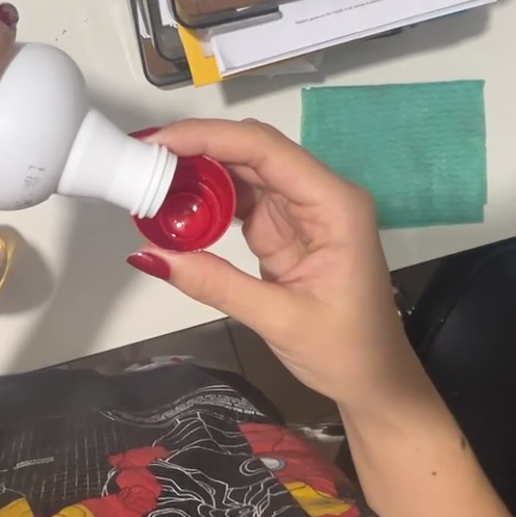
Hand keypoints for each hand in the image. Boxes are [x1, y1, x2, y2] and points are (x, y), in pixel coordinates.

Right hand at [130, 119, 422, 411]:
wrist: (372, 379)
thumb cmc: (346, 350)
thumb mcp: (280, 319)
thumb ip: (215, 284)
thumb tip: (151, 255)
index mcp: (334, 205)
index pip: (266, 150)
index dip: (209, 137)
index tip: (159, 143)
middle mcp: (317, 196)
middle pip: (251, 152)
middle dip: (196, 150)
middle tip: (143, 161)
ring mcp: (298, 211)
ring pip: (241, 172)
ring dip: (197, 174)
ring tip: (149, 181)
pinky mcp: (280, 229)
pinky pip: (238, 201)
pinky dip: (205, 202)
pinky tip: (174, 206)